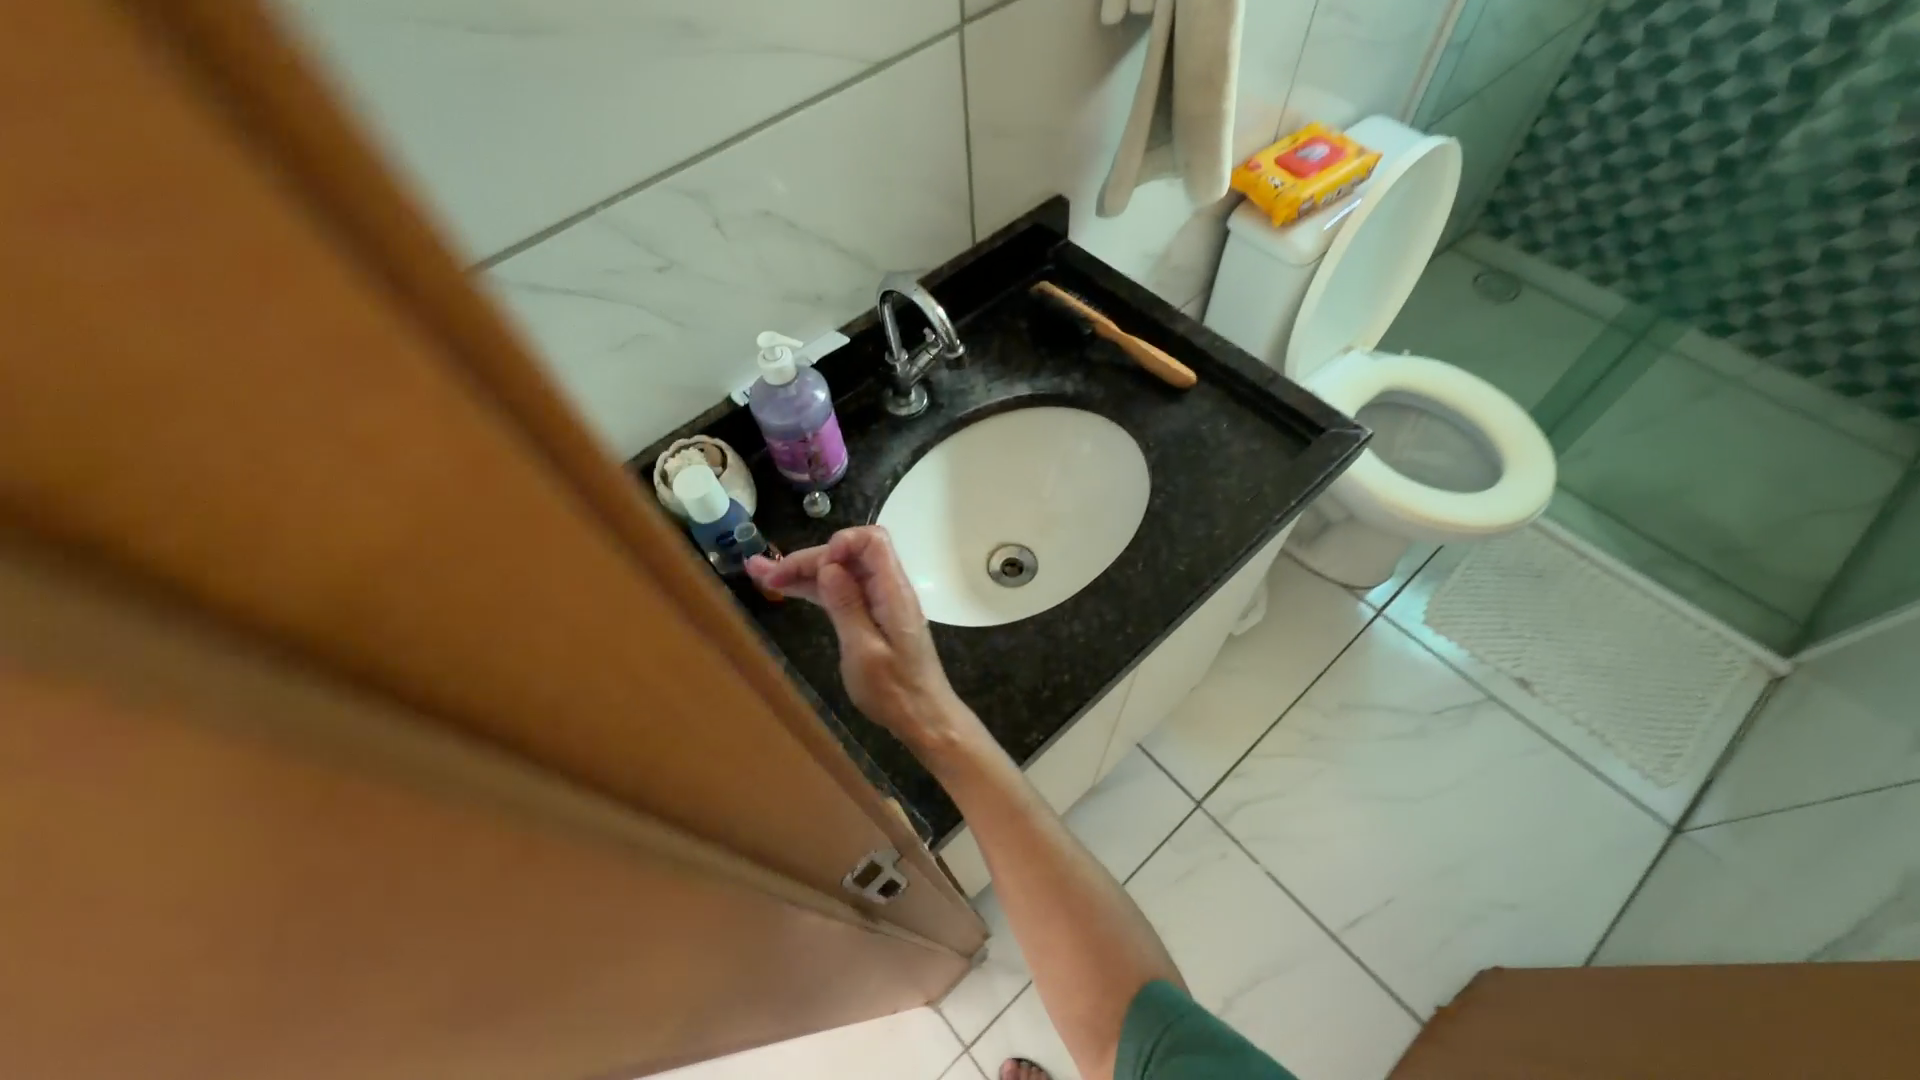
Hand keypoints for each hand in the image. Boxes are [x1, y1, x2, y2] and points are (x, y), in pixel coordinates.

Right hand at [747, 527, 983, 753]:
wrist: (922, 717)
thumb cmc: (895, 690)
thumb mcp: (864, 651)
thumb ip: (846, 606)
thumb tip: (828, 565)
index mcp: (893, 591)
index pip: (873, 541)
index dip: (841, 543)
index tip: (815, 568)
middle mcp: (887, 589)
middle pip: (848, 555)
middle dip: (808, 559)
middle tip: (765, 575)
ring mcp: (878, 602)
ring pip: (839, 573)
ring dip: (803, 572)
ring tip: (760, 574)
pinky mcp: (871, 617)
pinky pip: (840, 593)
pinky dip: (813, 589)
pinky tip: (785, 588)